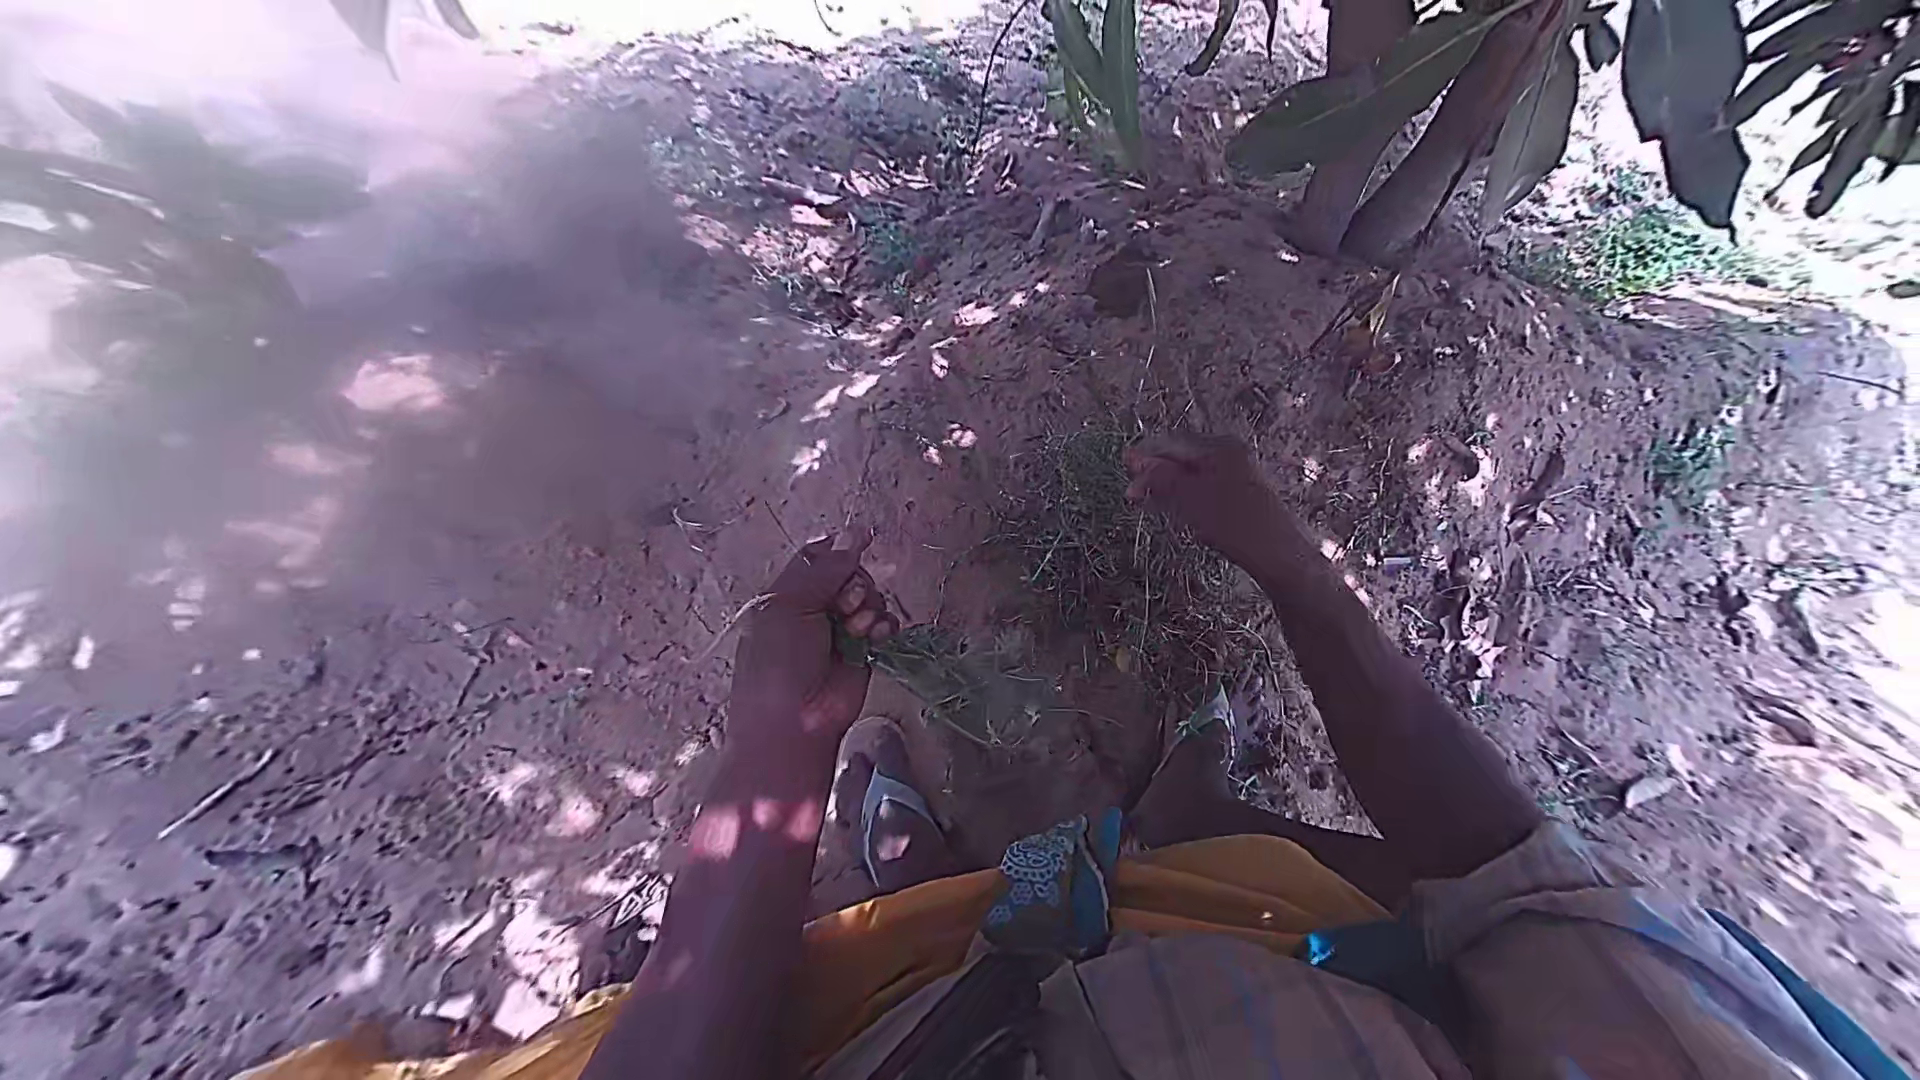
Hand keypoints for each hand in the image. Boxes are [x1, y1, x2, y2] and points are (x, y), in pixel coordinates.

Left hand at [730, 533, 897, 749]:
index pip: (818, 557)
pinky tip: (874, 635)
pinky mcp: (865, 650)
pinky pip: (884, 624)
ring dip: (868, 606)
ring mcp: (842, 629)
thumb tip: (856, 533)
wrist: (793, 722)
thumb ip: (825, 569)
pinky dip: (883, 625)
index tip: (864, 541)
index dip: (840, 548)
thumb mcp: (790, 605)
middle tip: (845, 603)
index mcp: (789, 593)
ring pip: (871, 597)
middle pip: (850, 574)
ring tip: (856, 626)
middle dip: (854, 583)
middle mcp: (816, 608)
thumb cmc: (779, 660)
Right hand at [1125, 433, 1294, 566]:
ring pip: (1190, 474)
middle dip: (1154, 473)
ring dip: (1167, 487)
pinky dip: (1183, 496)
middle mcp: (1229, 454)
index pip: (1171, 443)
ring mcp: (1236, 473)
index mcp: (1219, 447)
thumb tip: (1135, 460)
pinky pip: (1203, 486)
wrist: (1276, 555)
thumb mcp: (1189, 497)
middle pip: (1181, 457)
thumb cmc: (1233, 523)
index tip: (1125, 473)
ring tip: (1149, 504)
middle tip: (1134, 495)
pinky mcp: (1239, 493)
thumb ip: (1161, 476)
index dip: (1144, 458)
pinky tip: (1175, 511)